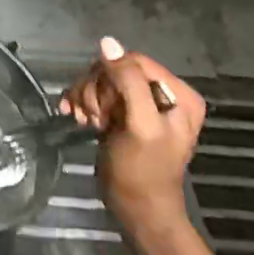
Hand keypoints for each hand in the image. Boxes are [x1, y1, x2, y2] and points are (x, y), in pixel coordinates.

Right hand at [59, 36, 206, 230]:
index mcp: (178, 93)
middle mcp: (162, 93)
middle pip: (115, 68)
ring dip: (86, 97)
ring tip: (84, 120)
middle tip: (93, 117)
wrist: (136, 211)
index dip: (111, 77)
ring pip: (101, 79)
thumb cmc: (142, 171)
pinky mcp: (121, 114)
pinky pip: (96, 93)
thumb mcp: (140, 125)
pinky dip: (81, 103)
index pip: (133, 61)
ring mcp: (140, 104)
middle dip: (96, 89)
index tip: (103, 108)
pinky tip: (75, 117)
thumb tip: (107, 42)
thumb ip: (128, 82)